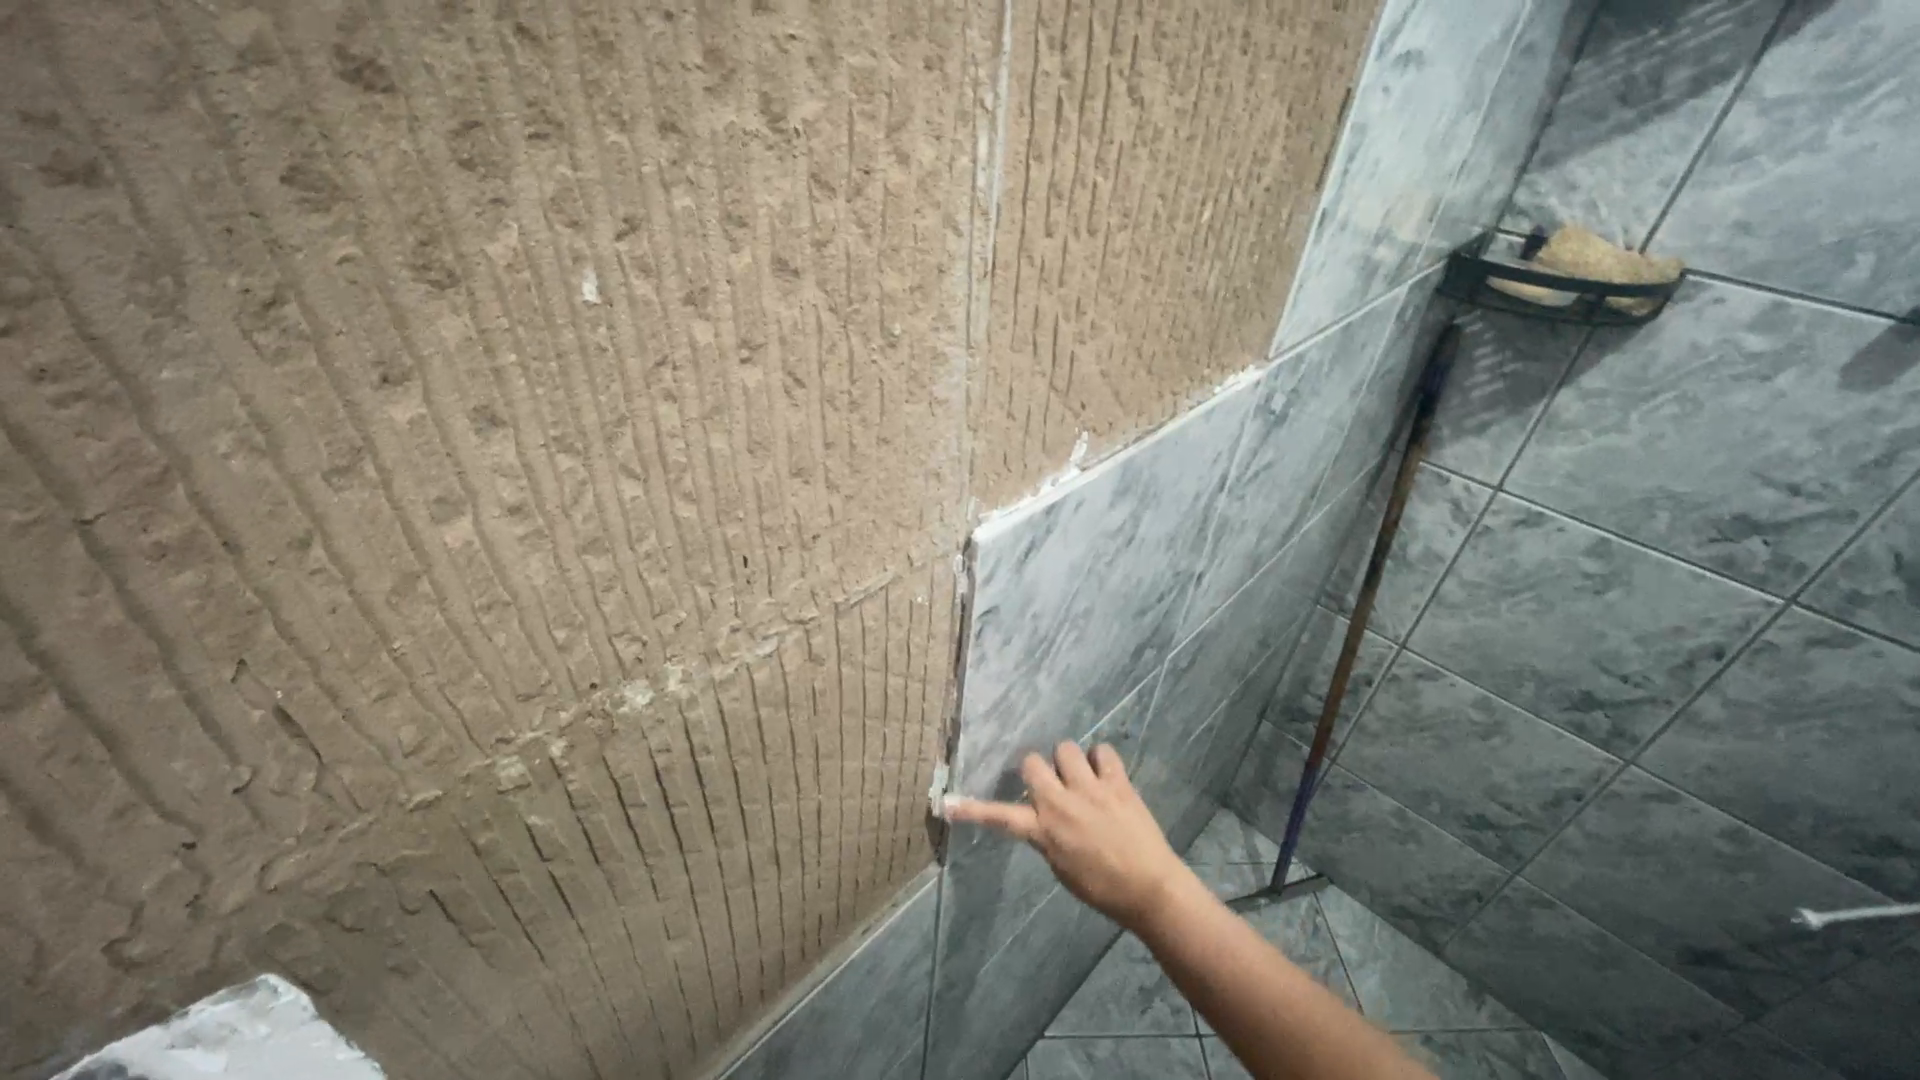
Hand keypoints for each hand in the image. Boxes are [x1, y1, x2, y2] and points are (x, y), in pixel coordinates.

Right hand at [945, 742, 1195, 931]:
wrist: (1149, 888)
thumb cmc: (1102, 887)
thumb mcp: (1062, 867)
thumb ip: (1047, 835)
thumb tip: (1043, 814)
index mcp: (1044, 832)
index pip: (1000, 816)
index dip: (973, 809)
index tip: (948, 804)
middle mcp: (1062, 804)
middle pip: (1033, 762)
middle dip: (1039, 770)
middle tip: (1052, 785)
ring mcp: (1090, 789)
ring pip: (1065, 748)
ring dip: (1069, 761)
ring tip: (1082, 778)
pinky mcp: (1117, 782)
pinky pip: (1102, 750)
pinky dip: (1101, 760)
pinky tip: (1105, 774)